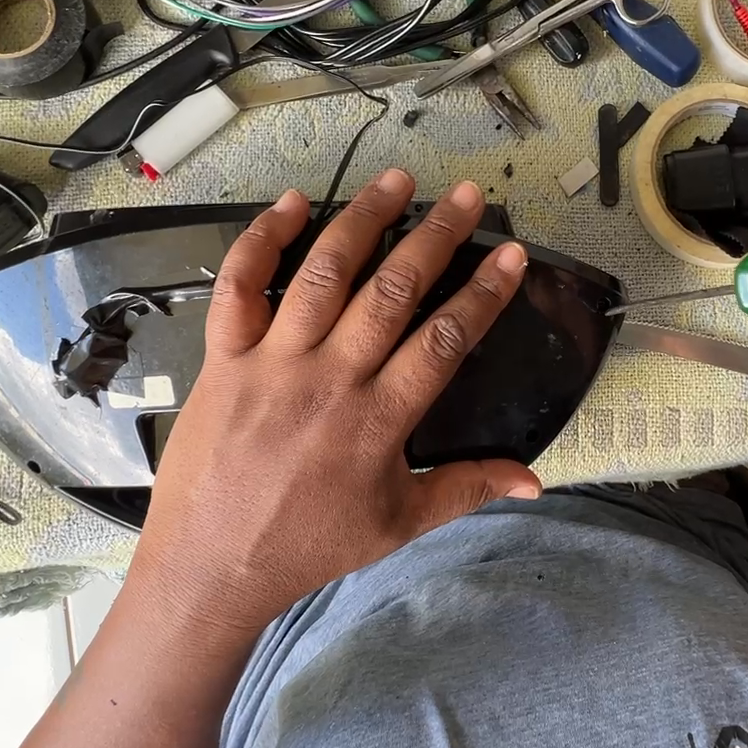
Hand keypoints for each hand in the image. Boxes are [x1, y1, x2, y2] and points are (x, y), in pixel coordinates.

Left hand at [136, 170, 539, 634]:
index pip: (443, 341)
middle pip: (391, 293)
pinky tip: (291, 203)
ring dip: (362, 221)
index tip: (512, 253)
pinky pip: (238, 288)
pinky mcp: (223, 358)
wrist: (211, 568)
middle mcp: (329, 378)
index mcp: (378, 420)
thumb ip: (469, 489)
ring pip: (322, 275)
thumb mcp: (401, 523)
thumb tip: (536, 477)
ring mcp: (272, 362)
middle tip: (466, 195)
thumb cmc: (312, 545)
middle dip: (435, 238)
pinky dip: (261, 240)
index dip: (483, 294)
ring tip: (397, 179)